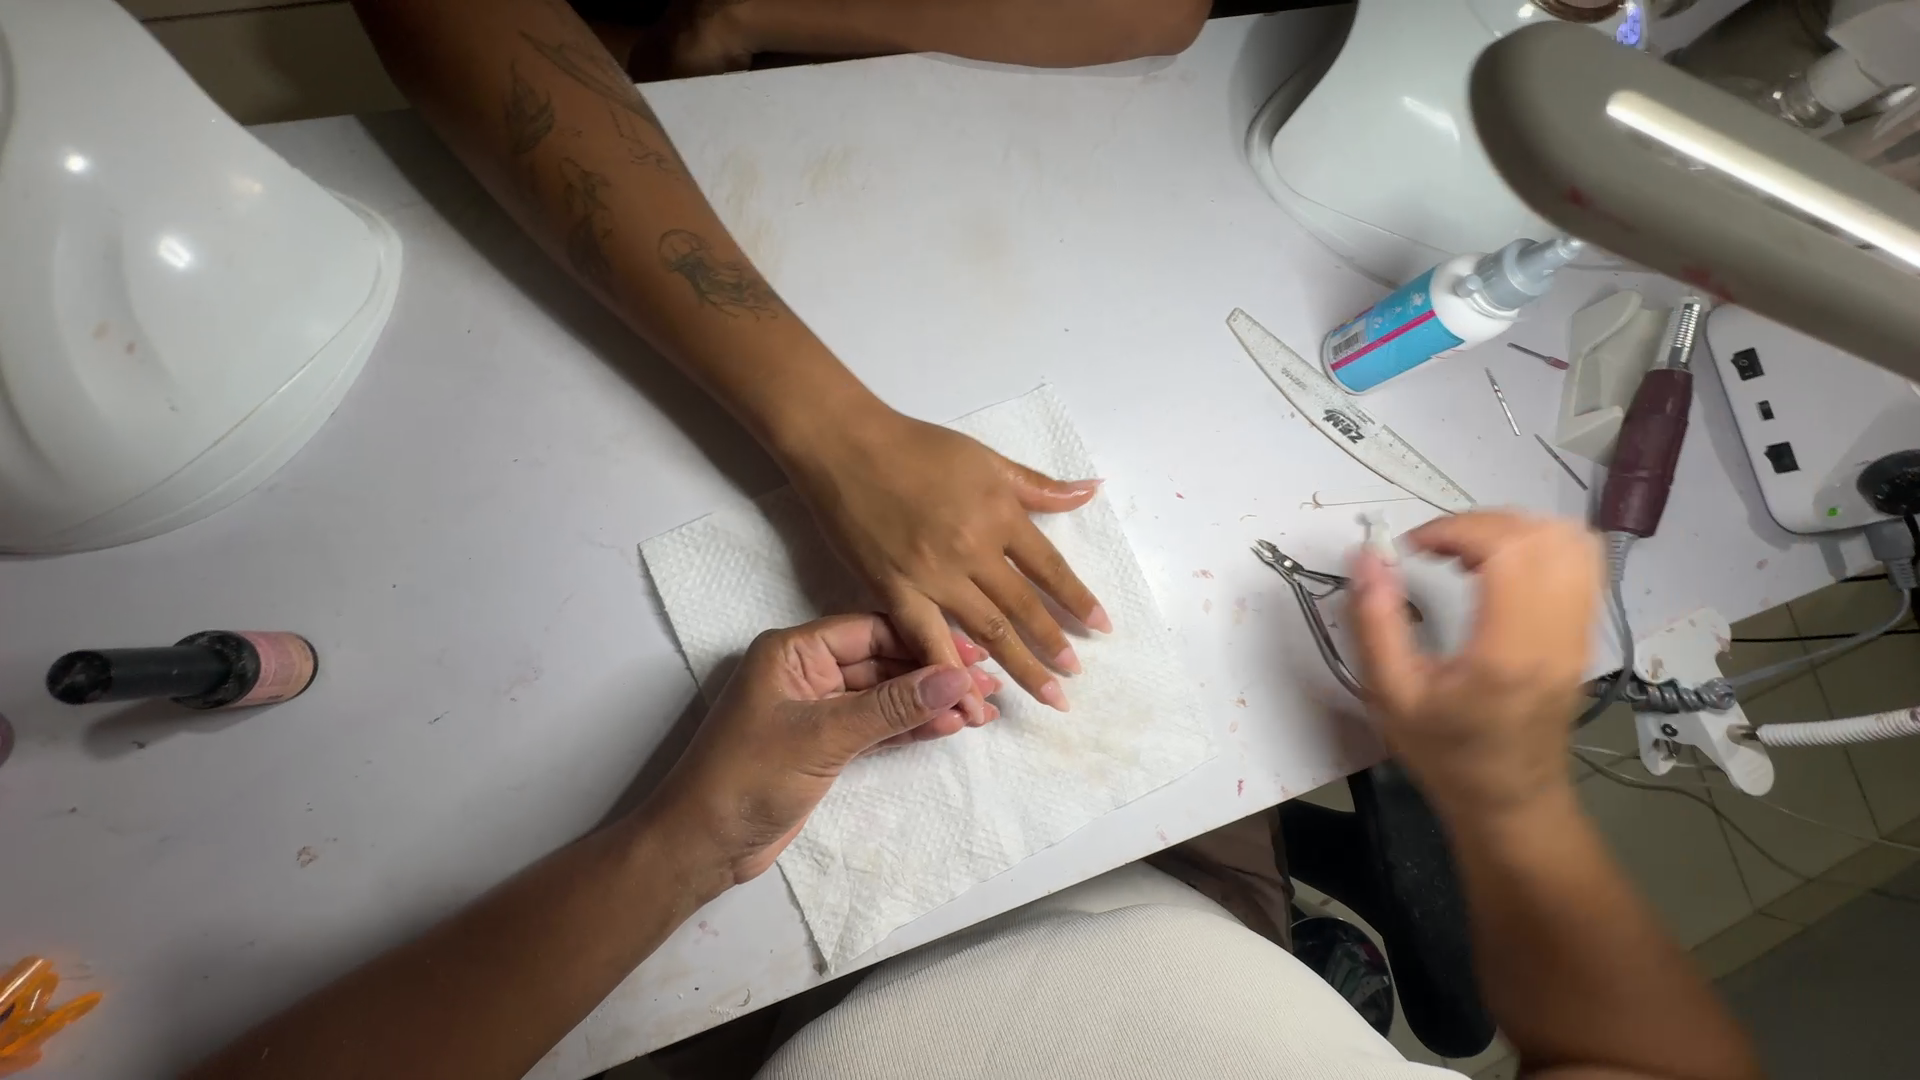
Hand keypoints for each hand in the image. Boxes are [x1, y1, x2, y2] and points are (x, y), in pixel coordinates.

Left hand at [647, 614, 998, 883]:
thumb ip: (892, 707)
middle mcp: (809, 670)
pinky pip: (877, 724)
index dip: (925, 641)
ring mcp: (819, 707)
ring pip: (885, 695)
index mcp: (795, 650)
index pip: (873, 631)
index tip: (974, 654)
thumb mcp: (824, 736)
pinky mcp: (827, 742)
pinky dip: (910, 727)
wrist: (703, 848)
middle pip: (884, 662)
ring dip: (929, 703)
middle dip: (934, 676)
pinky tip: (948, 727)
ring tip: (982, 711)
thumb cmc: (750, 778)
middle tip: (989, 687)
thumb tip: (958, 679)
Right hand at [786, 407, 1109, 719]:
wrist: (848, 447)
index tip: (1101, 626)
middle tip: (1075, 677)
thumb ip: (1039, 486)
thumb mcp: (987, 458)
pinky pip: (928, 641)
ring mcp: (934, 577)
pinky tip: (970, 701)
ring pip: (986, 632)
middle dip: (1054, 646)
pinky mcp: (895, 592)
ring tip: (1048, 697)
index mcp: (999, 515)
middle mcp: (973, 552)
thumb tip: (1091, 490)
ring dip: (1020, 668)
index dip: (1078, 599)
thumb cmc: (918, 447)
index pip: (1050, 568)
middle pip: (1024, 608)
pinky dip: (951, 673)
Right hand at [1347, 511, 1601, 824]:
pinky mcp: (1583, 635)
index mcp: (1509, 651)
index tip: (1411, 547)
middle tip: (1434, 547)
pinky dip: (1532, 548)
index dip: (1457, 529)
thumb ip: (1374, 621)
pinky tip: (1490, 570)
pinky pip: (1578, 565)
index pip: (1510, 552)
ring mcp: (1580, 634)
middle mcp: (1558, 636)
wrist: (1510, 800)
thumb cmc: (1444, 753)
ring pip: (1573, 543)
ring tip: (1463, 554)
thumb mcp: (1389, 693)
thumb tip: (1368, 555)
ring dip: (1512, 531)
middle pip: (1547, 536)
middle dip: (1482, 523)